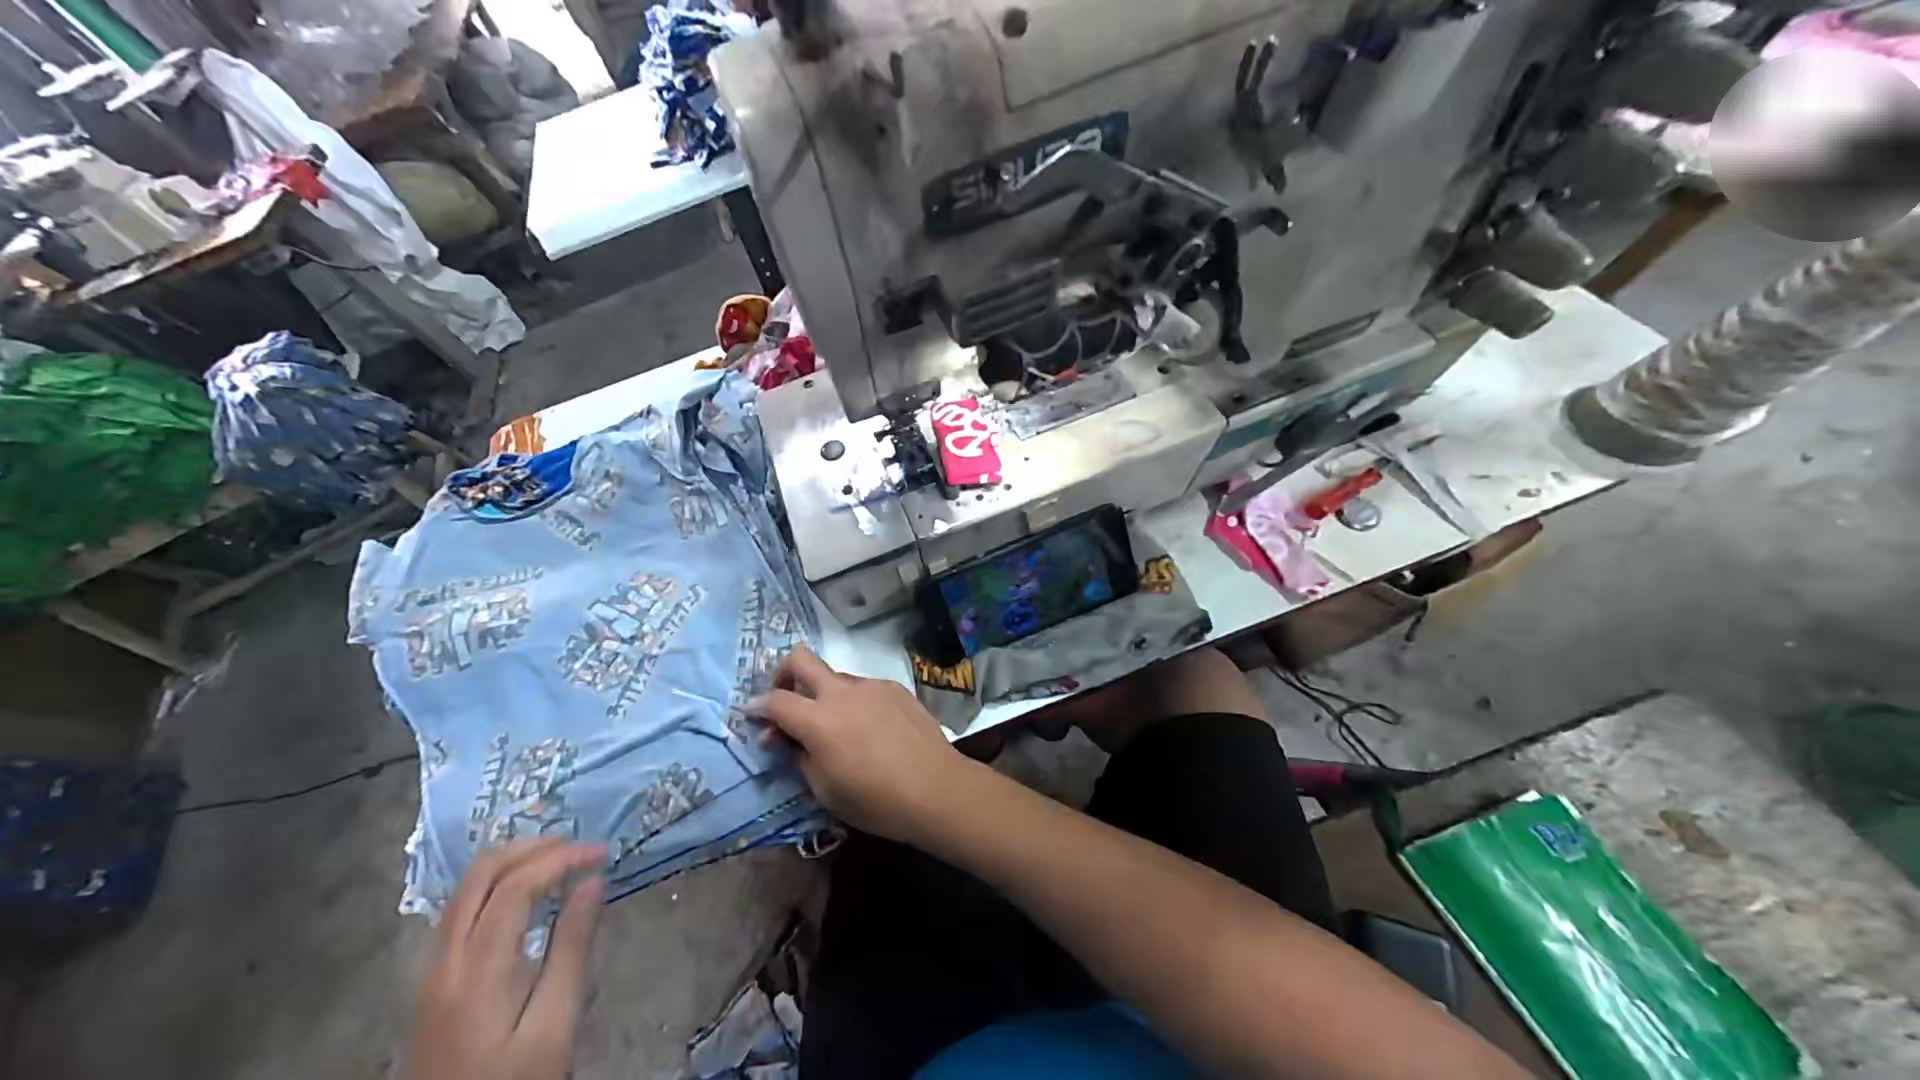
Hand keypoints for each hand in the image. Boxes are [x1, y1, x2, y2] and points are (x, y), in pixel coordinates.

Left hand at [408, 837, 606, 1079]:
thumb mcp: (554, 1025)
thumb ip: (571, 949)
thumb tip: (593, 882)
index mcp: (475, 970)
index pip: (515, 886)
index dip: (561, 858)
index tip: (603, 853)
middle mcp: (444, 961)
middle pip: (479, 875)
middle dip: (532, 847)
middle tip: (579, 845)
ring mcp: (433, 972)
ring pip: (465, 890)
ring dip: (513, 863)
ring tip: (561, 861)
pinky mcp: (435, 983)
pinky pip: (462, 911)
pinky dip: (498, 885)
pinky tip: (529, 896)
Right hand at [751, 646, 975, 843]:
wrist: (936, 789)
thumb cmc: (875, 800)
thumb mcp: (824, 789)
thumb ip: (798, 755)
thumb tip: (782, 736)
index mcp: (819, 720)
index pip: (775, 700)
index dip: (758, 707)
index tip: (753, 716)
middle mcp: (842, 693)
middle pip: (801, 659)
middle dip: (784, 674)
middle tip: (786, 700)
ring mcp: (872, 686)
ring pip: (835, 677)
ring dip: (824, 695)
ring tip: (836, 729)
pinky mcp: (895, 688)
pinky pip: (863, 688)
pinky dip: (853, 703)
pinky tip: (868, 730)